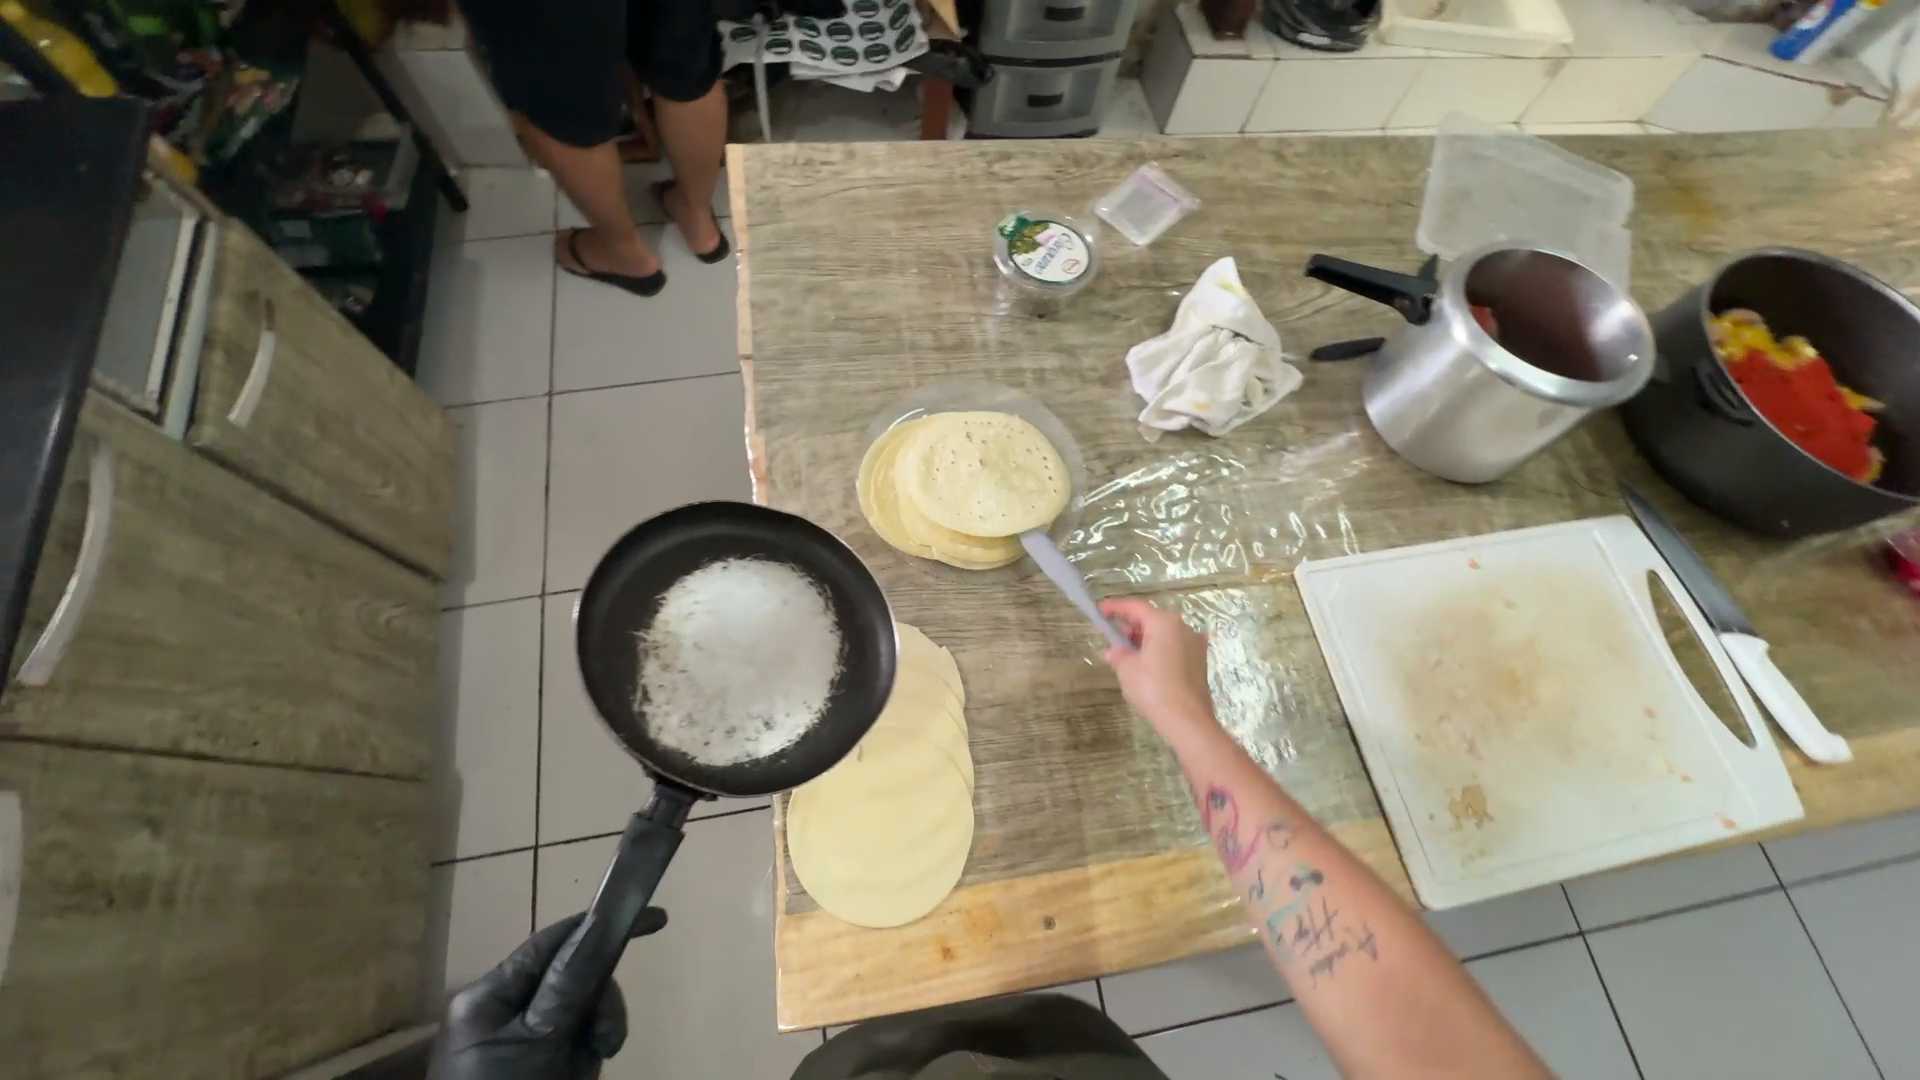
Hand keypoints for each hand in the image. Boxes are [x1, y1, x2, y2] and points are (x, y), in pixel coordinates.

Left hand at [429, 907, 667, 1079]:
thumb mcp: (544, 1041)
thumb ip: (573, 980)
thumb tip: (600, 920)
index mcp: (489, 996)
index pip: (556, 939)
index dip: (603, 924)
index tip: (658, 920)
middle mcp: (499, 1009)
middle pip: (572, 975)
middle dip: (600, 1004)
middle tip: (608, 1042)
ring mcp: (512, 1040)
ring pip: (578, 1008)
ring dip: (596, 1033)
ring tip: (591, 1067)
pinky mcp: (527, 1064)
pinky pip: (571, 1039)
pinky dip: (585, 1054)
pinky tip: (581, 1075)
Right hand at [1099, 597, 1218, 745]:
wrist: (1188, 721)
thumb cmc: (1154, 689)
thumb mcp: (1127, 669)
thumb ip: (1117, 654)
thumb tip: (1113, 651)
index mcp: (1164, 623)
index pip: (1136, 607)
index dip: (1115, 607)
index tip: (1099, 610)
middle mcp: (1183, 628)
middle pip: (1151, 619)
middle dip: (1129, 626)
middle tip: (1110, 636)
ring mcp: (1194, 645)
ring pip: (1163, 634)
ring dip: (1143, 640)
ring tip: (1124, 653)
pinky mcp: (1199, 662)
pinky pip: (1173, 647)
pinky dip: (1157, 650)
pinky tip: (1143, 665)